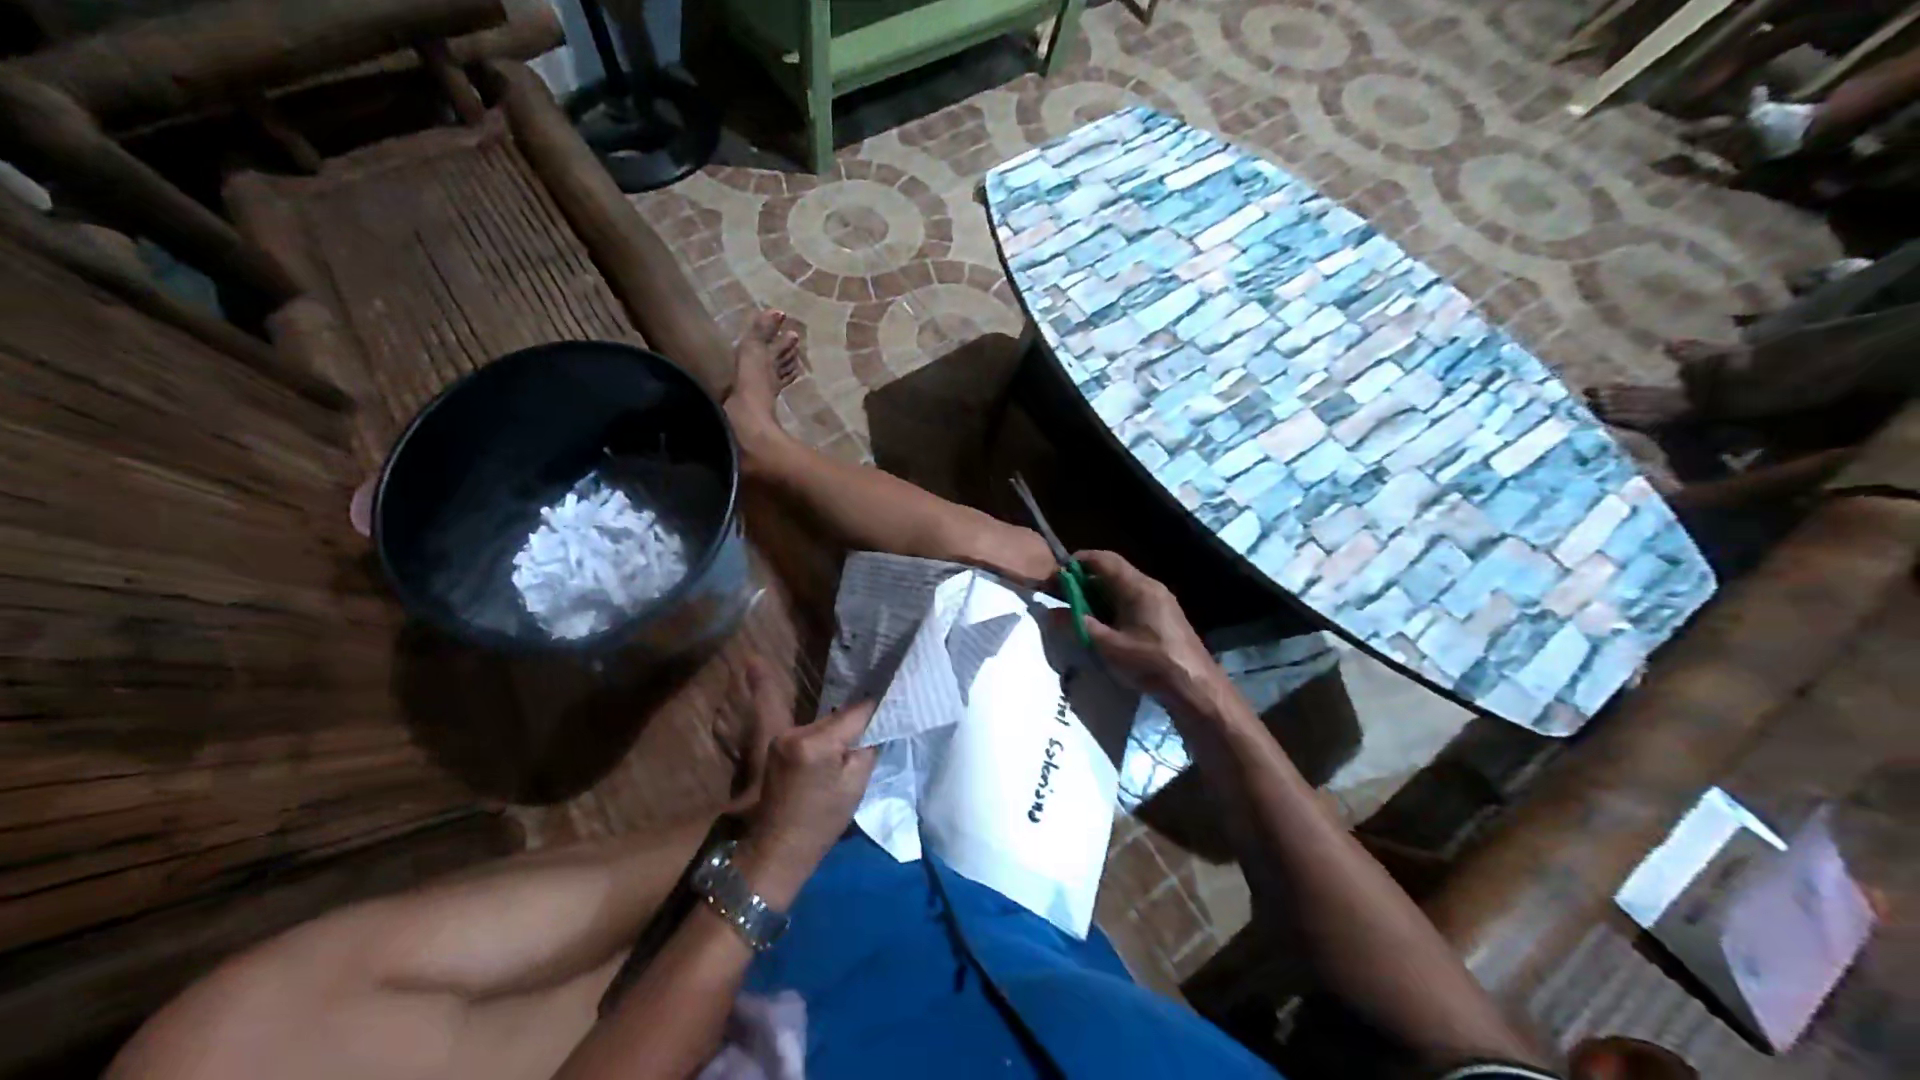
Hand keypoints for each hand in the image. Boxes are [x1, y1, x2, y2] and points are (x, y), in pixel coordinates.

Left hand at [732, 659, 877, 906]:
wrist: (780, 848)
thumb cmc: (823, 821)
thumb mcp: (856, 783)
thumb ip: (868, 746)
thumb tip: (878, 724)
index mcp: (815, 743)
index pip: (855, 712)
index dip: (877, 707)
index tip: (895, 700)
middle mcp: (795, 732)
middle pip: (838, 716)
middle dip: (857, 722)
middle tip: (879, 728)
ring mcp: (783, 737)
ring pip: (824, 723)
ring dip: (839, 731)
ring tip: (853, 746)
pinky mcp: (777, 744)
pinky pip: (811, 732)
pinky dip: (825, 738)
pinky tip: (832, 754)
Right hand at [1072, 550, 1228, 719]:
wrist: (1195, 686)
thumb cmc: (1151, 662)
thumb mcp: (1108, 646)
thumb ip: (1079, 626)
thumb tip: (1051, 613)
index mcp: (1137, 587)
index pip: (1104, 559)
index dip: (1078, 561)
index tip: (1058, 573)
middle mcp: (1150, 586)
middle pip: (1113, 571)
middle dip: (1086, 579)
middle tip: (1063, 594)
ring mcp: (1161, 600)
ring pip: (1123, 586)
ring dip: (1099, 593)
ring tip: (1079, 610)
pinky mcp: (1165, 615)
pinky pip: (1134, 599)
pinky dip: (1114, 604)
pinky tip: (1105, 624)